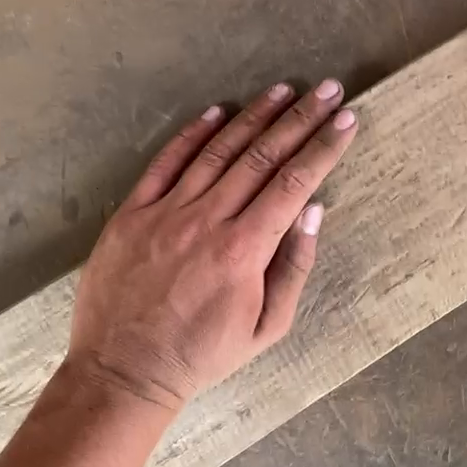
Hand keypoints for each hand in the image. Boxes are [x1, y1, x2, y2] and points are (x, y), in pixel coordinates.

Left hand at [65, 81, 356, 412]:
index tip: (347, 119)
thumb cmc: (204, 353)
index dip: (324, 146)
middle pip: (262, 156)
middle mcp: (206, 222)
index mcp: (244, 250)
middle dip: (301, 118)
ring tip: (284, 89)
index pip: (294, 182)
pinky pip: (165, 163)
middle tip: (327, 90)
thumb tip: (313, 210)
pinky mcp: (130, 215)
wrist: (120, 376)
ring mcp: (164, 214)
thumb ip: (294, 267)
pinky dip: (193, 134)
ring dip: (255, 116)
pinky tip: (218, 111)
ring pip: (218, 151)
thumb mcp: (267, 327)